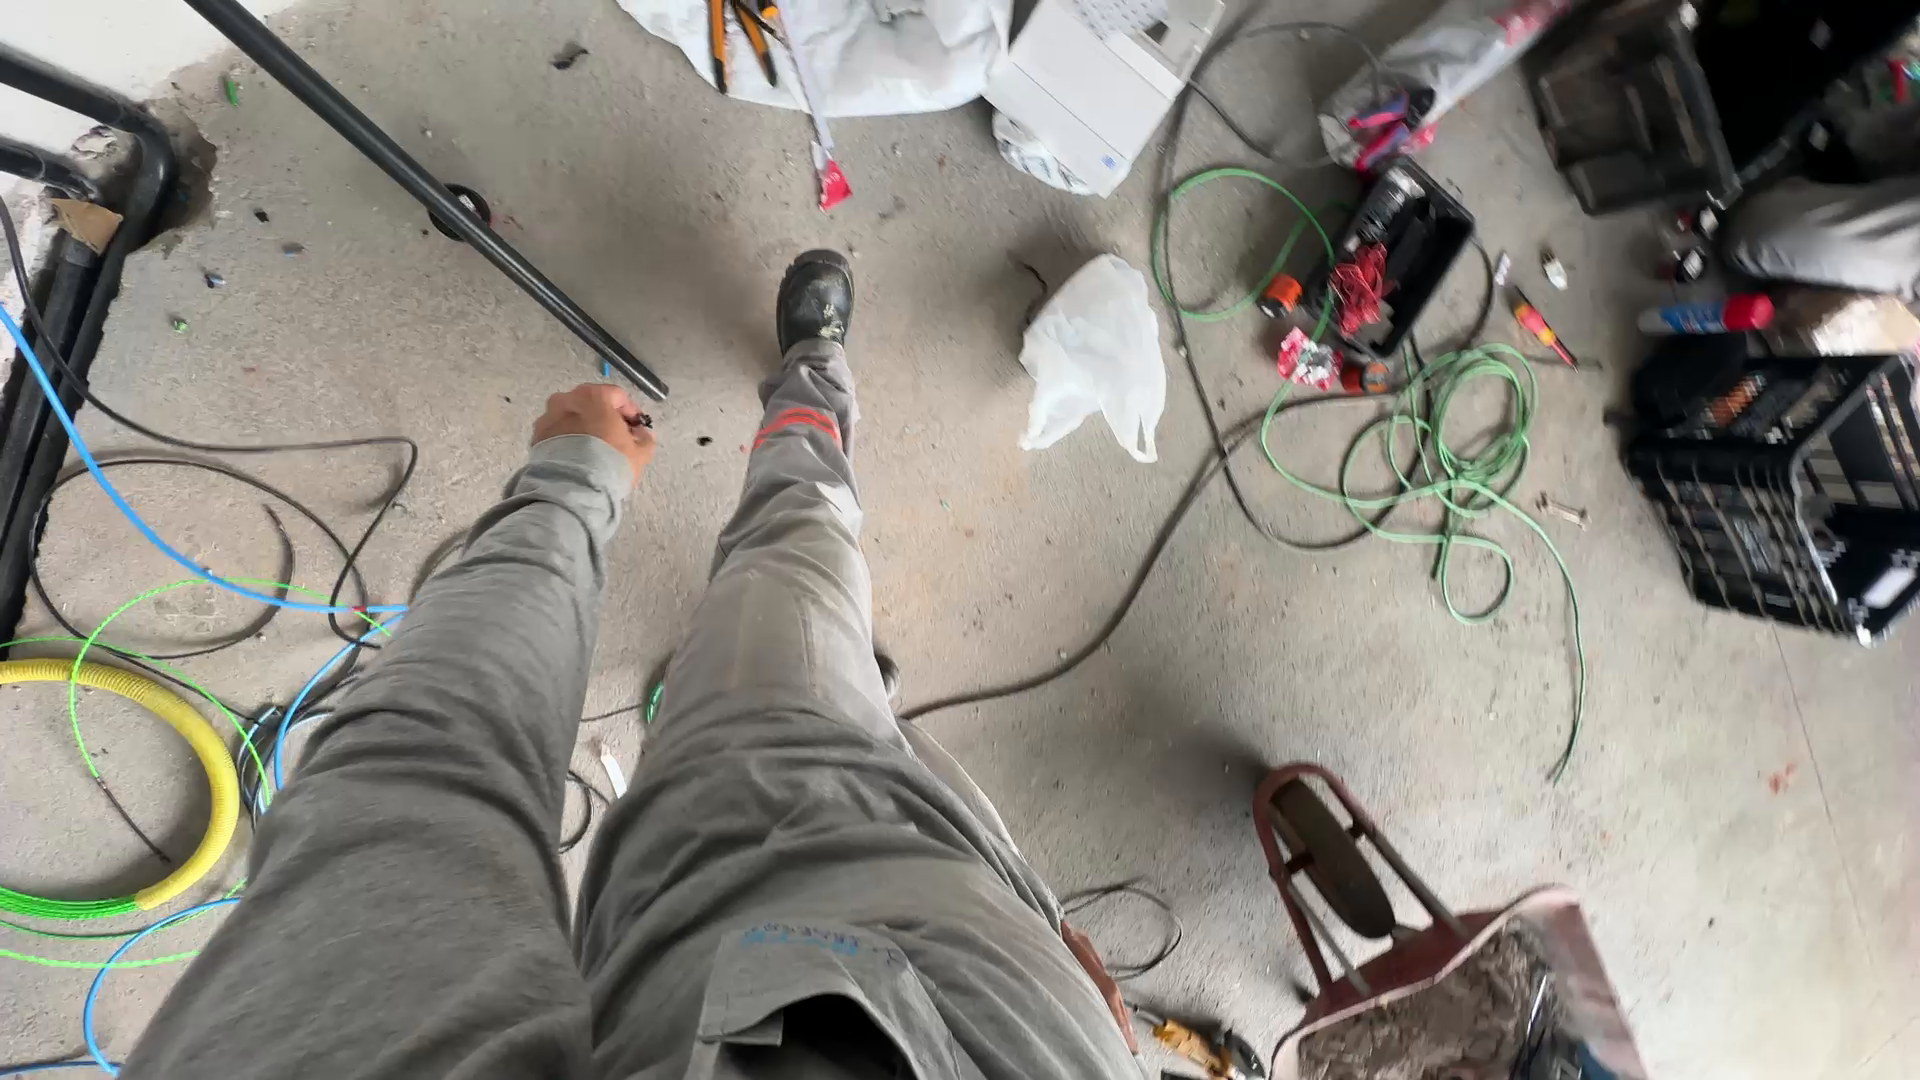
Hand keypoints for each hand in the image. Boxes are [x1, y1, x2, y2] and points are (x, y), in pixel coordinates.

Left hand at [531, 383, 655, 483]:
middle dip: (605, 416)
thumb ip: (644, 438)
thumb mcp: (640, 452)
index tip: (636, 427)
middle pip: (591, 402)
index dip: (630, 410)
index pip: (617, 395)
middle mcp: (567, 399)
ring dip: (584, 426)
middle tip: (616, 435)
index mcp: (593, 396)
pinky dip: (568, 438)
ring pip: (572, 416)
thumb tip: (641, 433)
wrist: (573, 486)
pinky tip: (578, 455)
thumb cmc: (610, 461)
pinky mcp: (536, 435)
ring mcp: (548, 416)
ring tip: (594, 447)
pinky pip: (558, 431)